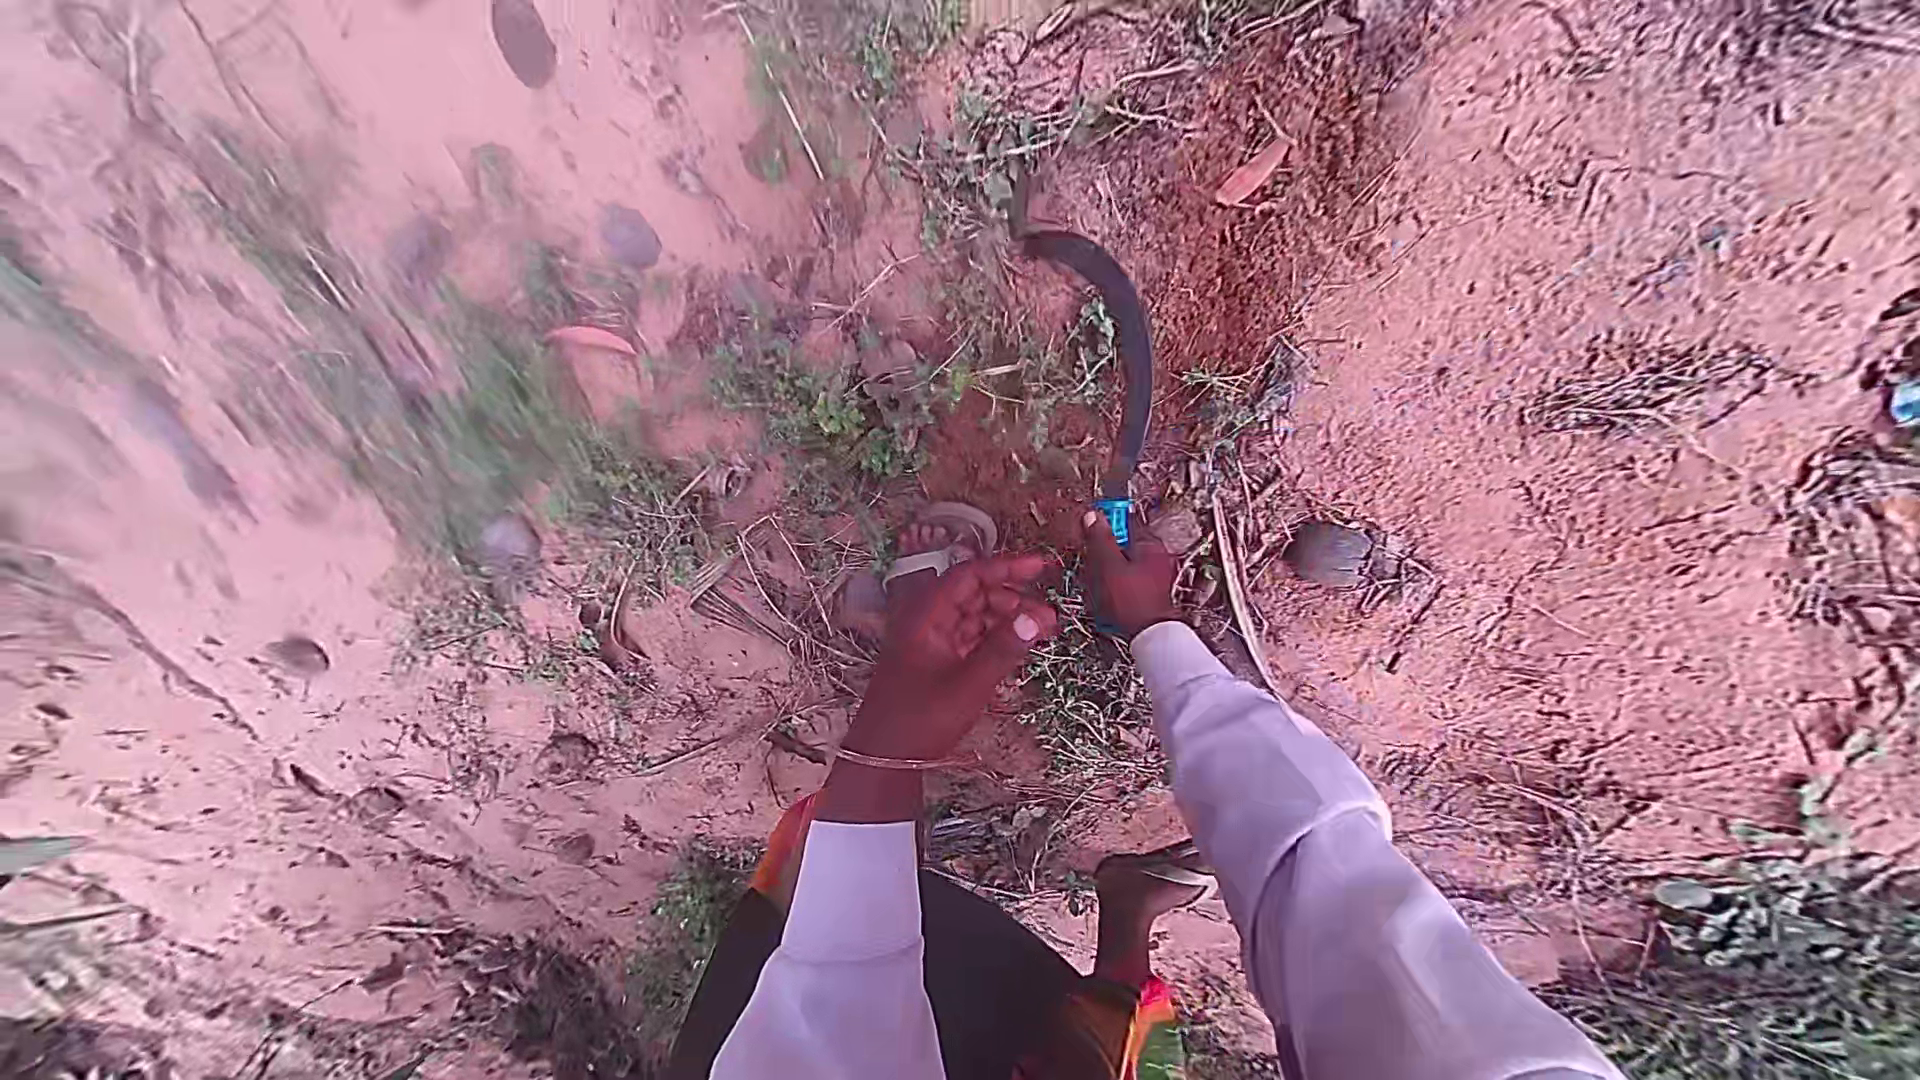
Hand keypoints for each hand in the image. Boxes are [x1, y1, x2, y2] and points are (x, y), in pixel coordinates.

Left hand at [843, 553, 1058, 762]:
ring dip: (1008, 619)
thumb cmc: (921, 718)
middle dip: (1013, 599)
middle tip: (1048, 617)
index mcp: (926, 615)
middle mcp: (928, 620)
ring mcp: (932, 639)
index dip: (1005, 567)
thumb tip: (1035, 619)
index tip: (1040, 568)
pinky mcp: (938, 658)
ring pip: (976, 616)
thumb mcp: (968, 685)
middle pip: (975, 594)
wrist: (884, 758)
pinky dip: (995, 637)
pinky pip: (971, 636)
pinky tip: (1020, 644)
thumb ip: (1002, 649)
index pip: (968, 575)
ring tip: (1044, 632)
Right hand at [1082, 509, 1179, 638]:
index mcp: (1148, 544)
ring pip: (1119, 563)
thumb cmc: (1132, 601)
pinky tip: (1105, 596)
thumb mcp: (1108, 564)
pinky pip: (1123, 580)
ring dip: (1104, 571)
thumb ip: (1100, 538)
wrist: (1148, 635)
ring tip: (1098, 584)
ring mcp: (1152, 575)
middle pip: (1120, 543)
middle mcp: (1155, 556)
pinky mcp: (1146, 591)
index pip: (1123, 519)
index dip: (1104, 524)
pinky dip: (1112, 585)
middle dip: (1102, 553)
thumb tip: (1092, 516)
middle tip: (1093, 564)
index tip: (1090, 529)